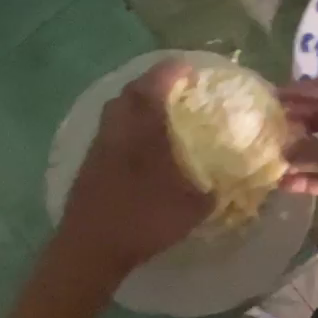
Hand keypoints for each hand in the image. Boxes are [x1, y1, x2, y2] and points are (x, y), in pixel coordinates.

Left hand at [58, 60, 211, 275]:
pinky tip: (140, 145)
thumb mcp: (190, 208)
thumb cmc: (142, 221)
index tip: (190, 70)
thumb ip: (212, 191)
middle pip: (131, 92)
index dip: (172, 71)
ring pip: (116, 111)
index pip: (155, 84)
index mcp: (142, 128)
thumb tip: (229, 182)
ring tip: (159, 114)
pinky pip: (110, 131)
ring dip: (137, 105)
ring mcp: (98, 145)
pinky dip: (127, 127)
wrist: (90, 247)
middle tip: (176, 89)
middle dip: (153, 83)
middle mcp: (117, 128)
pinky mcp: (88, 163)